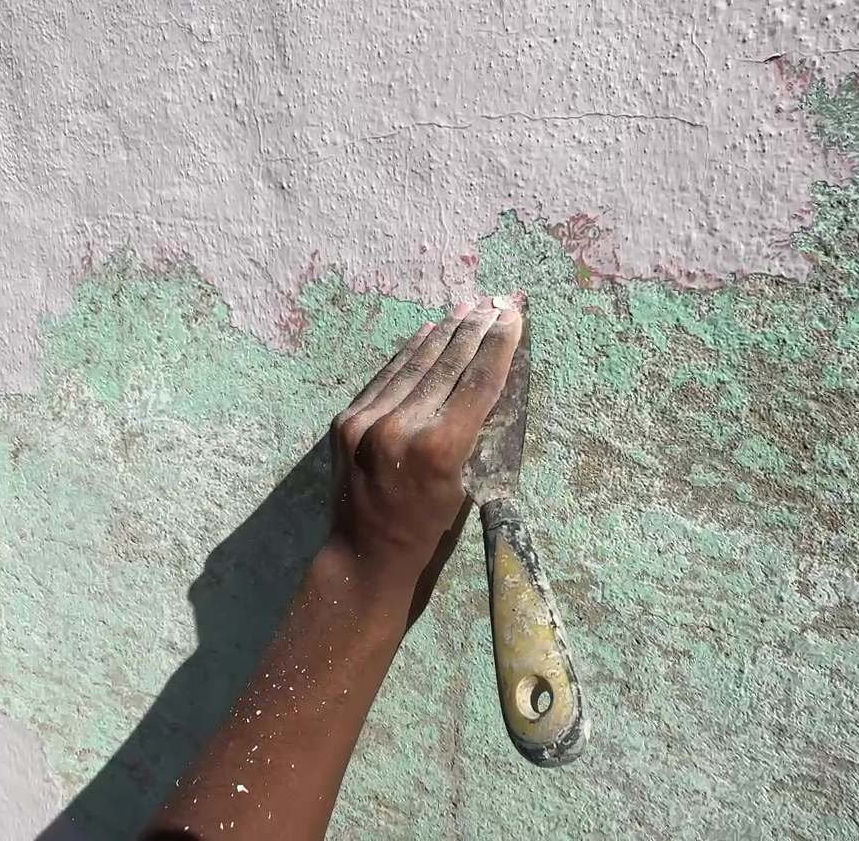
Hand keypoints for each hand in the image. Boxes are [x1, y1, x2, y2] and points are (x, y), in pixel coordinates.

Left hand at [327, 296, 523, 609]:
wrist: (364, 557)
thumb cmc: (429, 530)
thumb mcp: (466, 484)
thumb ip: (471, 431)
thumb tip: (483, 377)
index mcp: (440, 449)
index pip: (478, 382)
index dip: (499, 344)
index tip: (512, 314)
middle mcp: (400, 427)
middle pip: (447, 365)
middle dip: (475, 329)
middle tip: (494, 301)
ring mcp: (367, 421)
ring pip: (415, 365)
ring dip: (444, 333)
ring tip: (466, 308)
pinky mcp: (345, 420)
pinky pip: (385, 377)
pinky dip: (409, 353)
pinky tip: (427, 331)